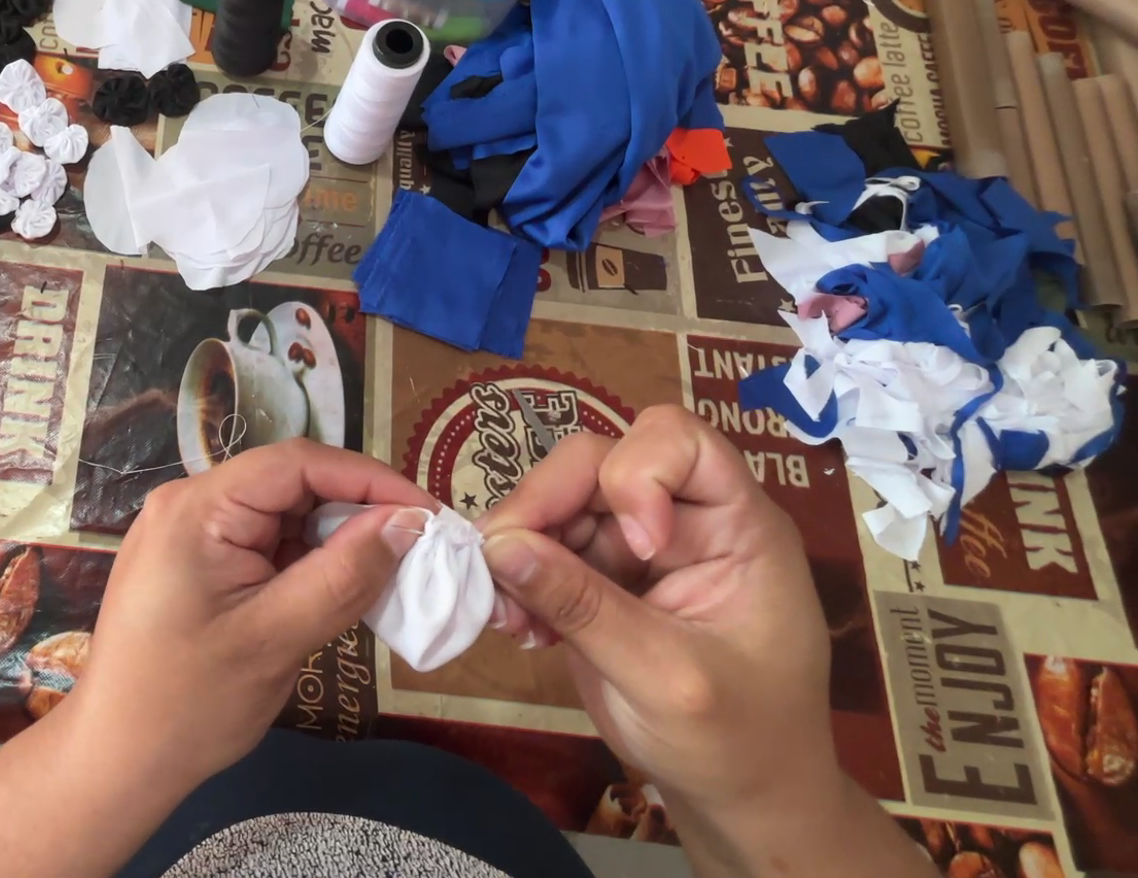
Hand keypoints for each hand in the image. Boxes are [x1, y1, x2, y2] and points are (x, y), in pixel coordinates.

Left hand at [71, 438, 436, 786]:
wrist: (117, 758)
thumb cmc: (189, 703)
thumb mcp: (276, 638)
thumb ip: (344, 574)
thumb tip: (408, 522)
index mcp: (198, 507)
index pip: (297, 463)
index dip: (369, 480)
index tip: (428, 515)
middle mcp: (190, 503)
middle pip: (289, 484)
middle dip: (354, 512)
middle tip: (416, 551)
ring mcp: (189, 530)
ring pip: (280, 514)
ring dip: (332, 540)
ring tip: (385, 576)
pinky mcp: (195, 558)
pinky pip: (262, 541)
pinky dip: (304, 561)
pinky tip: (335, 590)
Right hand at [475, 405, 838, 814]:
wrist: (733, 793)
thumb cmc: (738, 739)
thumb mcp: (669, 679)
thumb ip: (584, 608)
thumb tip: (497, 545)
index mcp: (733, 525)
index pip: (677, 441)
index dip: (636, 471)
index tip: (631, 545)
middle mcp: (674, 517)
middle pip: (590, 464)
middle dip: (542, 509)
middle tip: (502, 564)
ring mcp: (625, 542)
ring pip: (548, 504)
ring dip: (514, 550)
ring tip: (510, 617)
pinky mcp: (586, 571)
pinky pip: (530, 546)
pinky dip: (511, 578)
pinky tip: (517, 627)